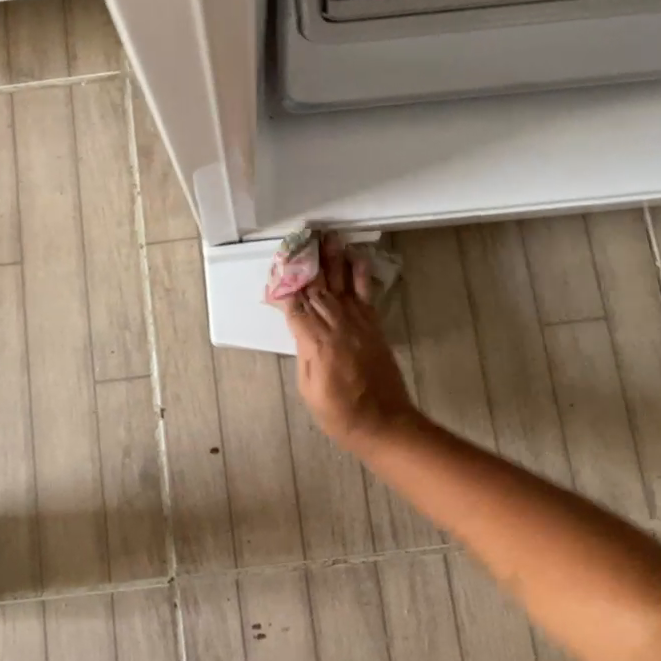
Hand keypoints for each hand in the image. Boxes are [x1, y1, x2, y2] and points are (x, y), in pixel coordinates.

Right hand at [281, 236, 420, 449]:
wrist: (384, 423)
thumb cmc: (340, 414)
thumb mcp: (309, 388)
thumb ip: (304, 354)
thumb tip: (300, 330)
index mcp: (317, 344)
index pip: (295, 308)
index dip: (284, 291)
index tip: (276, 275)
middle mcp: (337, 327)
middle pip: (317, 289)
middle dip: (306, 266)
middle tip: (298, 242)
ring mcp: (358, 324)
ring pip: (340, 285)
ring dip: (332, 260)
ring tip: (327, 237)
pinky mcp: (374, 326)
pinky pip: (365, 294)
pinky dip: (360, 274)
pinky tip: (356, 257)